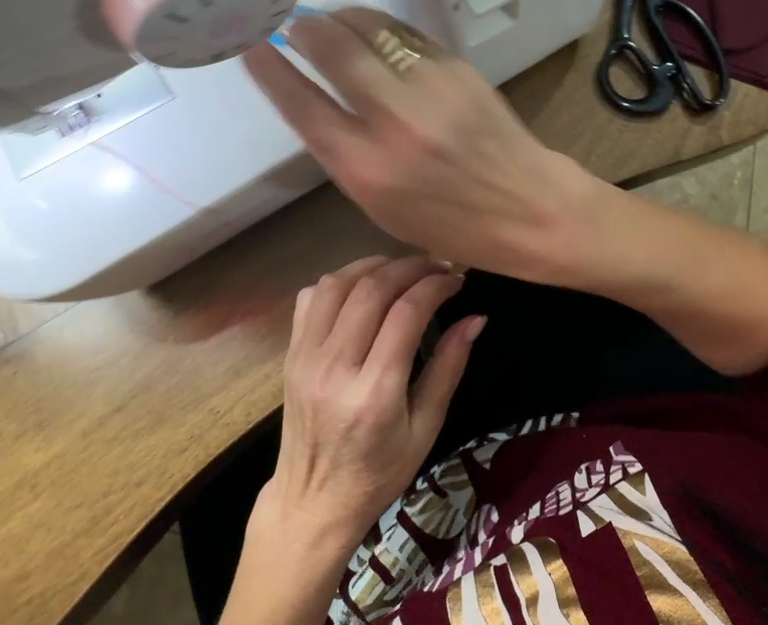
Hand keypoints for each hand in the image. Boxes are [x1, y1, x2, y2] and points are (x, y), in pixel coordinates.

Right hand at [243, 8, 604, 279]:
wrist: (530, 208)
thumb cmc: (451, 224)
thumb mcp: (381, 206)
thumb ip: (345, 154)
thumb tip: (318, 100)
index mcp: (365, 169)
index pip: (301, 103)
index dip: (269, 68)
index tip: (251, 44)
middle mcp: (394, 122)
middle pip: (333, 49)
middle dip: (305, 28)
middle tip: (294, 22)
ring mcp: (431, 89)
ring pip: (371, 29)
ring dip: (343, 18)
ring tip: (330, 20)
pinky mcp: (460, 69)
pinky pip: (408, 36)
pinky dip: (383, 29)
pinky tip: (375, 33)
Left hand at [262, 254, 480, 538]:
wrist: (312, 502)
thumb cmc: (379, 471)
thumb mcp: (426, 426)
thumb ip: (448, 367)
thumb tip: (476, 318)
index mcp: (375, 392)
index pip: (407, 312)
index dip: (436, 285)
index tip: (457, 280)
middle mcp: (335, 368)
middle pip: (373, 288)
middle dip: (411, 267)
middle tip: (437, 268)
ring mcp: (305, 359)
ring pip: (338, 283)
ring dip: (375, 265)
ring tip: (403, 270)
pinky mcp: (290, 355)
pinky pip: (311, 298)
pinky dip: (340, 280)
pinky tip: (364, 286)